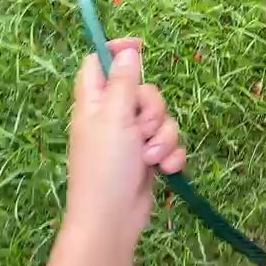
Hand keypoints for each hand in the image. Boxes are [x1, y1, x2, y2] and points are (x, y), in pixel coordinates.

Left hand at [65, 38, 186, 247]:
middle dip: (153, 108)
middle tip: (143, 127)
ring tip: (151, 157)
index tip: (141, 47)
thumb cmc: (106, 166)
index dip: (117, 52)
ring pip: (162, 119)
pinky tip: (165, 170)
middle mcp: (112, 117)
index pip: (100, 64)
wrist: (113, 218)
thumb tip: (127, 50)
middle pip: (142, 90)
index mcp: (94, 102)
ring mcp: (131, 139)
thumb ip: (124, 82)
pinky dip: (170, 155)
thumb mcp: (114, 117)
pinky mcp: (149, 157)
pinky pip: (170, 143)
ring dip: (164, 137)